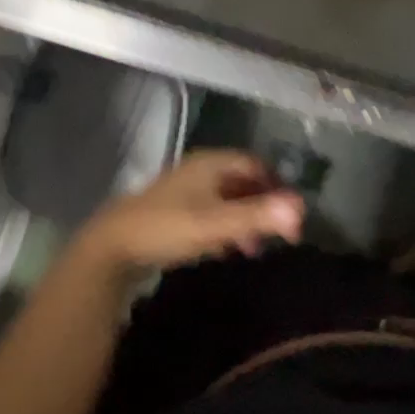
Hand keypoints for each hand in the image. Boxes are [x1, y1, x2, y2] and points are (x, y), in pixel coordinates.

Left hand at [76, 151, 304, 274]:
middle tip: (279, 234)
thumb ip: (258, 216)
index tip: (292, 214)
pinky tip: (227, 249)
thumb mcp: (217, 224)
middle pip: (240, 181)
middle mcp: (197, 171)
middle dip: (262, 204)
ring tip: (256, 247)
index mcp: (210, 164)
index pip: (255, 164)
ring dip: (243, 219)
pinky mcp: (171, 213)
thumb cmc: (168, 228)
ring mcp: (182, 191)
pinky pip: (208, 214)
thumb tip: (302, 209)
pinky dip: (224, 228)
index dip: (276, 186)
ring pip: (224, 199)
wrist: (112, 248)